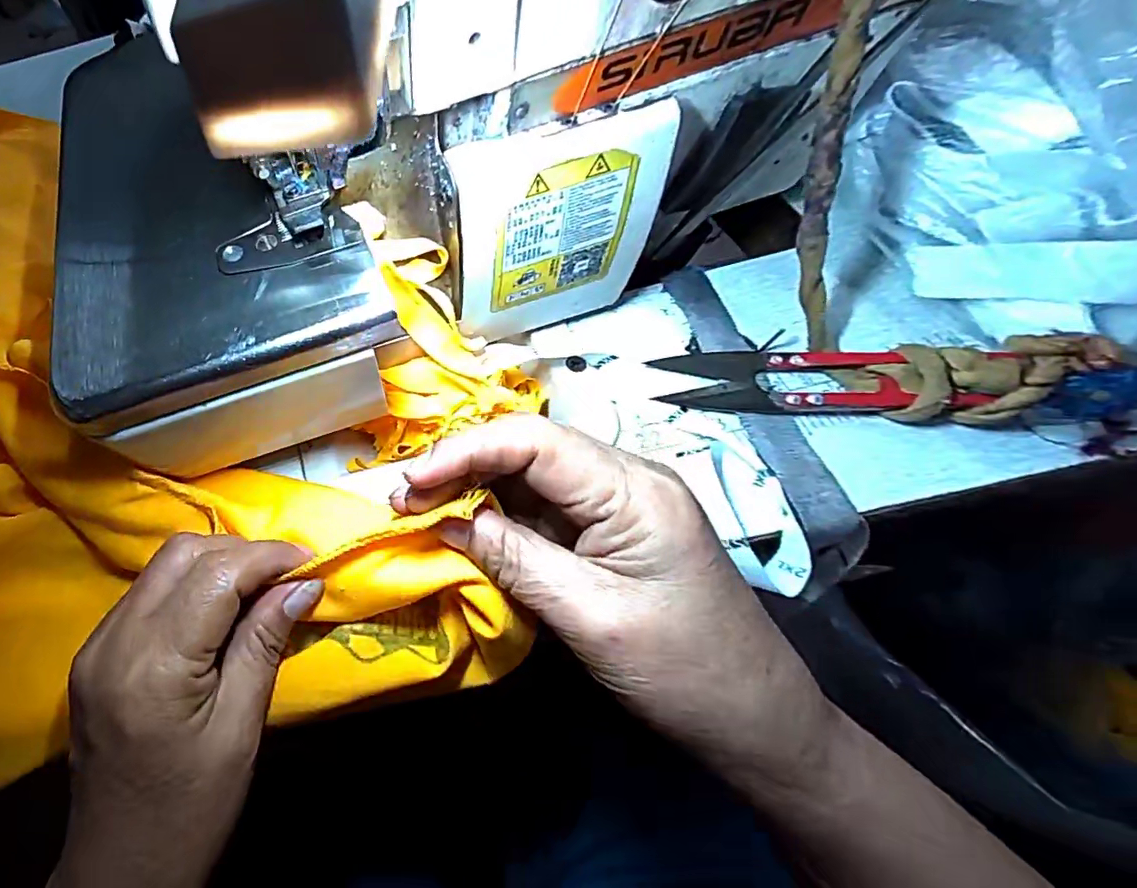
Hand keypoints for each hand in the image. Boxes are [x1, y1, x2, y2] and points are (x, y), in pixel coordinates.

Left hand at [50, 534, 324, 887]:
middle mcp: (115, 637)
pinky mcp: (92, 649)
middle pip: (181, 554)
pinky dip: (185, 585)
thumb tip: (302, 586)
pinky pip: (143, 593)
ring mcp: (96, 640)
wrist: (117, 867)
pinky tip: (215, 606)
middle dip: (238, 552)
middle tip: (285, 573)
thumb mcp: (239, 732)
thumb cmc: (191, 812)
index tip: (308, 561)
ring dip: (212, 563)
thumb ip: (263, 645)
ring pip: (160, 566)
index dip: (264, 557)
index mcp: (154, 663)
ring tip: (258, 584)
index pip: (213, 574)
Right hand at [392, 414, 835, 788]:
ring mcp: (614, 500)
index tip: (412, 482)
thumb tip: (441, 519)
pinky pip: (534, 501)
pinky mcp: (602, 524)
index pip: (532, 440)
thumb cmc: (685, 673)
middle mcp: (624, 478)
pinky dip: (491, 509)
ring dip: (469, 486)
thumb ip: (511, 557)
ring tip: (420, 508)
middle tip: (405, 499)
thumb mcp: (589, 616)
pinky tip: (460, 521)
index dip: (463, 451)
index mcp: (634, 491)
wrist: (762, 726)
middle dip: (458, 466)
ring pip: (523, 471)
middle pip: (523, 447)